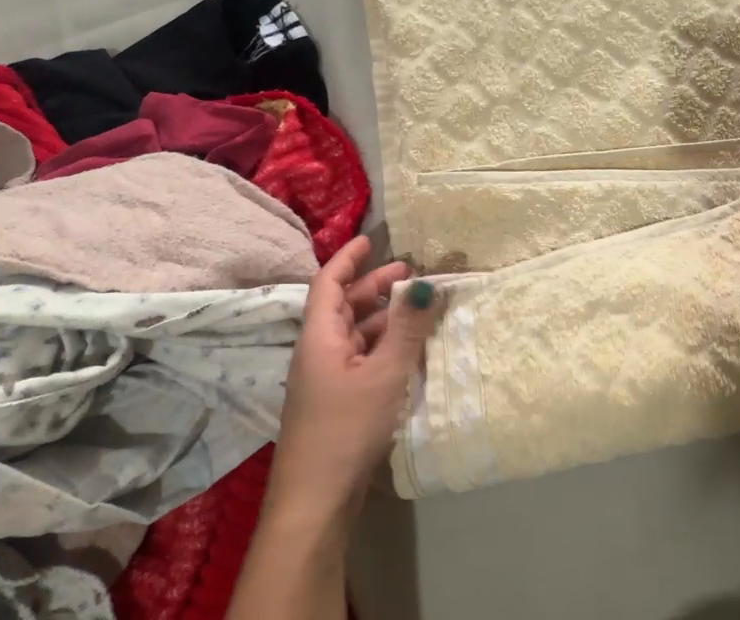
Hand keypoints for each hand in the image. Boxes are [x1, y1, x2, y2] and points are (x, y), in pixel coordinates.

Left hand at [270, 236, 441, 520]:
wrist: (316, 501)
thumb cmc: (346, 428)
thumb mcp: (384, 373)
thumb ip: (406, 327)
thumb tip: (423, 282)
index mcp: (319, 338)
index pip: (327, 284)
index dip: (348, 259)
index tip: (371, 239)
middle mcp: (318, 353)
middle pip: (342, 307)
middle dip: (373, 286)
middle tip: (411, 273)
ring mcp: (326, 380)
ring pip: (354, 333)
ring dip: (383, 316)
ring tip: (418, 309)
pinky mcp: (338, 404)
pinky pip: (361, 358)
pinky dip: (384, 344)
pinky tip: (410, 350)